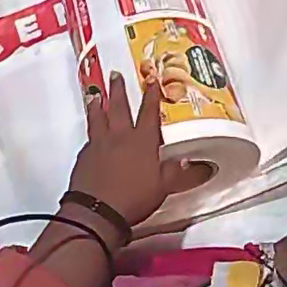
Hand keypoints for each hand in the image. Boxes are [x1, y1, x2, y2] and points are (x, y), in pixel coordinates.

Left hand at [67, 72, 208, 231]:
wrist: (97, 211)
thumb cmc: (133, 198)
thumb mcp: (163, 187)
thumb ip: (179, 173)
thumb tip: (201, 166)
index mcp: (142, 141)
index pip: (149, 112)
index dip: (152, 95)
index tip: (152, 80)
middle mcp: (119, 137)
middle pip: (119, 107)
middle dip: (119, 90)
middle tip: (116, 75)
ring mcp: (99, 145)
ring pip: (98, 118)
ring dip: (98, 104)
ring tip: (96, 94)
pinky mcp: (84, 156)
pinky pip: (89, 138)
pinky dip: (91, 132)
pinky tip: (91, 134)